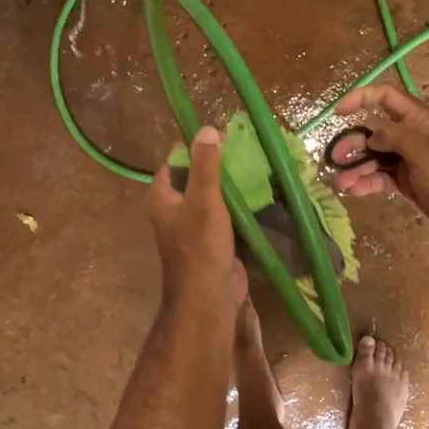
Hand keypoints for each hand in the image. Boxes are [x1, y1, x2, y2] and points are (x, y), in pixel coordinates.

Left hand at [150, 126, 245, 307]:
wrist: (209, 299)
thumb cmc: (199, 247)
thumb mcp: (203, 200)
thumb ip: (205, 165)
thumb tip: (207, 129)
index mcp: (163, 194)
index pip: (178, 158)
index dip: (199, 145)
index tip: (227, 137)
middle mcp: (176, 206)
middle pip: (199, 174)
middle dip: (222, 164)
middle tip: (250, 151)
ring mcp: (195, 223)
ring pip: (216, 194)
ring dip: (235, 184)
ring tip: (261, 166)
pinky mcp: (215, 238)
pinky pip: (228, 213)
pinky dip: (242, 204)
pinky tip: (265, 193)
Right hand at [329, 85, 428, 247]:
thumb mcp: (426, 155)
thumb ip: (394, 137)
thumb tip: (368, 130)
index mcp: (421, 121)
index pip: (386, 97)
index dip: (361, 98)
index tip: (338, 112)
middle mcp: (414, 136)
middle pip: (375, 131)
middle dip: (353, 143)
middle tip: (335, 158)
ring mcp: (411, 160)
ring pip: (375, 157)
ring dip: (357, 167)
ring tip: (341, 184)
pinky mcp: (409, 182)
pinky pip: (382, 177)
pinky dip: (367, 182)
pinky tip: (354, 192)